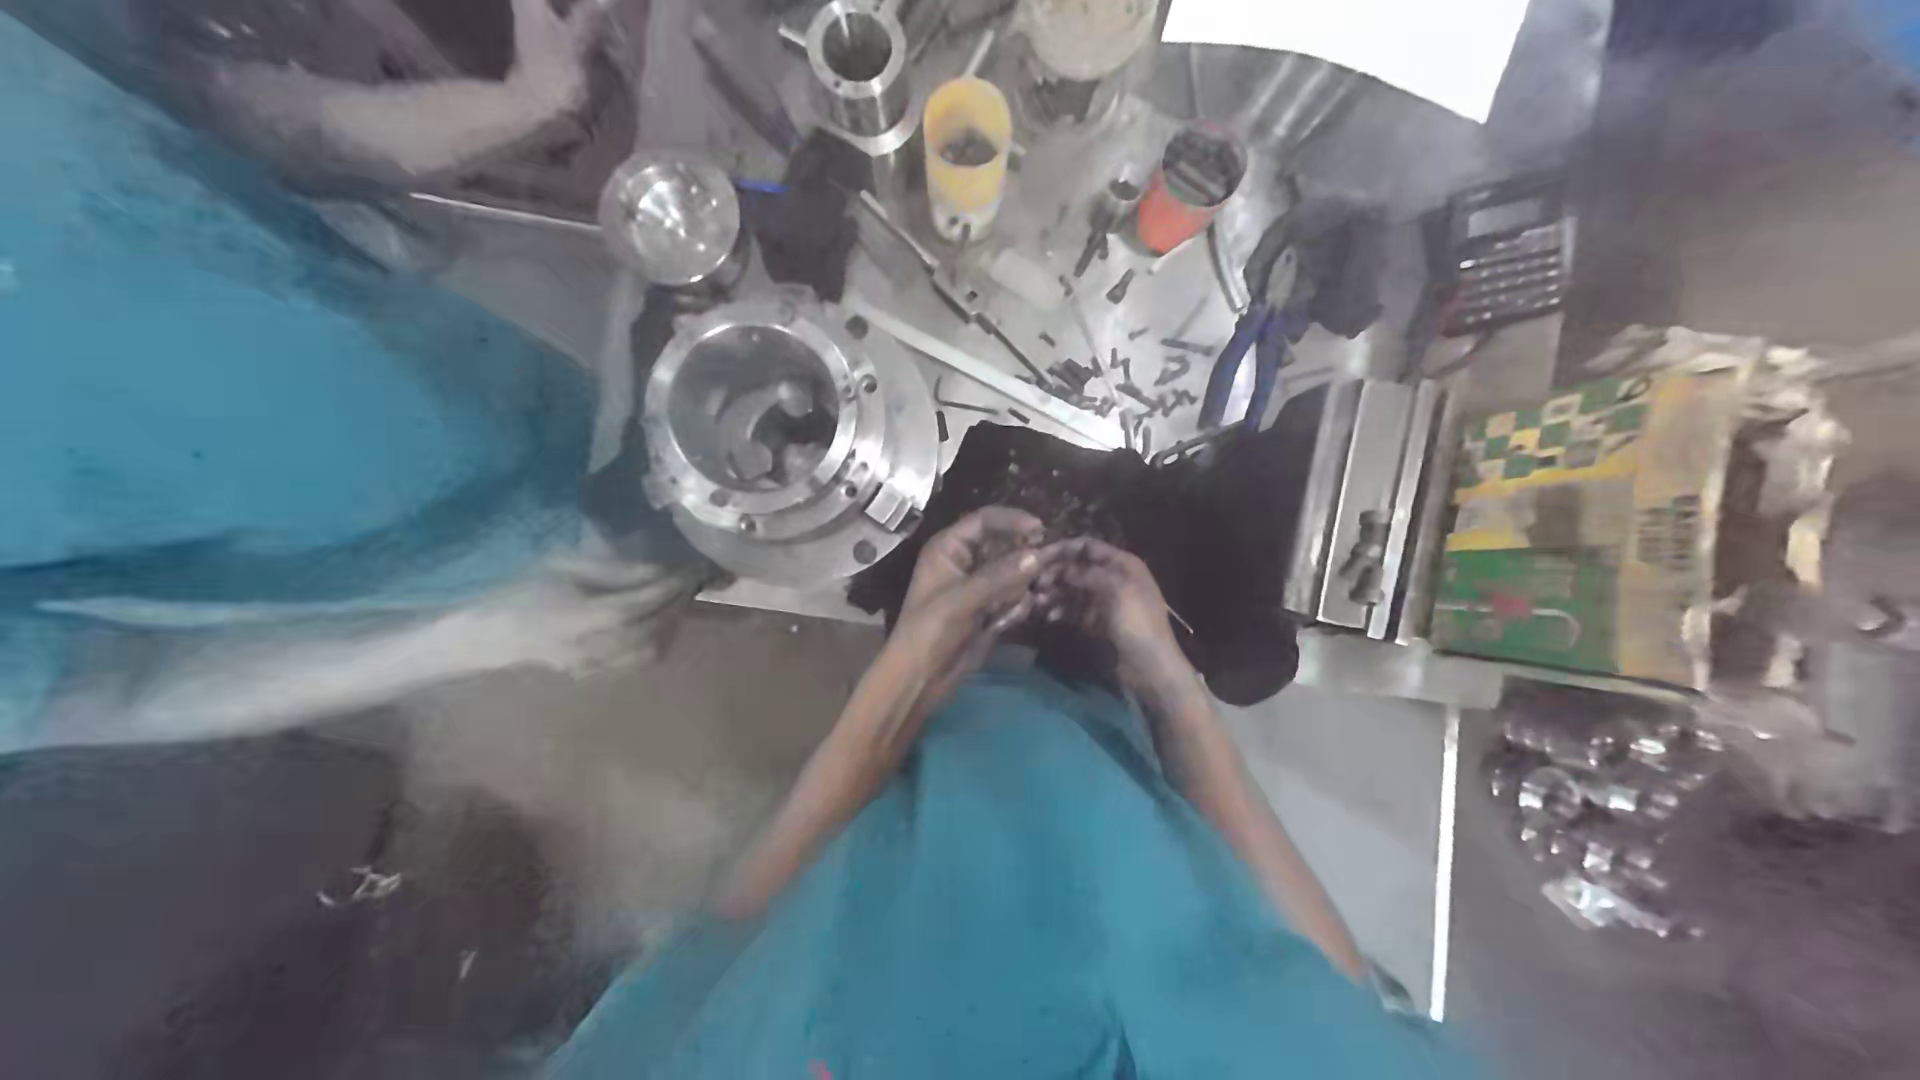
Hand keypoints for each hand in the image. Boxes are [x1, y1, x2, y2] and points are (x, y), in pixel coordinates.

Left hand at [887, 507, 1048, 710]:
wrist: (919, 678)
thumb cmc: (929, 631)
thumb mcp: (962, 599)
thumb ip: (1000, 576)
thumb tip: (1038, 555)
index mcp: (948, 549)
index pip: (984, 521)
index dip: (1011, 520)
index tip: (1040, 528)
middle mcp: (964, 562)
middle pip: (1003, 544)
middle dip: (1023, 553)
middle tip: (1046, 564)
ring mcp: (977, 587)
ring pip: (1012, 572)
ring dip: (1022, 582)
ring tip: (1031, 593)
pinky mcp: (988, 610)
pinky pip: (1013, 597)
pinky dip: (1018, 604)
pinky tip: (1010, 618)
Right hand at [1038, 538, 1195, 699]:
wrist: (1149, 668)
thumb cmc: (1137, 623)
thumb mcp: (1115, 589)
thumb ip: (1085, 573)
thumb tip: (1058, 568)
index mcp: (1123, 564)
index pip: (1088, 546)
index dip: (1063, 549)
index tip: (1037, 557)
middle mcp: (1112, 578)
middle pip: (1077, 567)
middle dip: (1054, 573)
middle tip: (1034, 585)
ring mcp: (1103, 601)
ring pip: (1072, 589)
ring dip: (1054, 592)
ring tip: (1037, 602)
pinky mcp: (1096, 622)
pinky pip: (1073, 610)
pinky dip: (1060, 610)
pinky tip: (1048, 617)